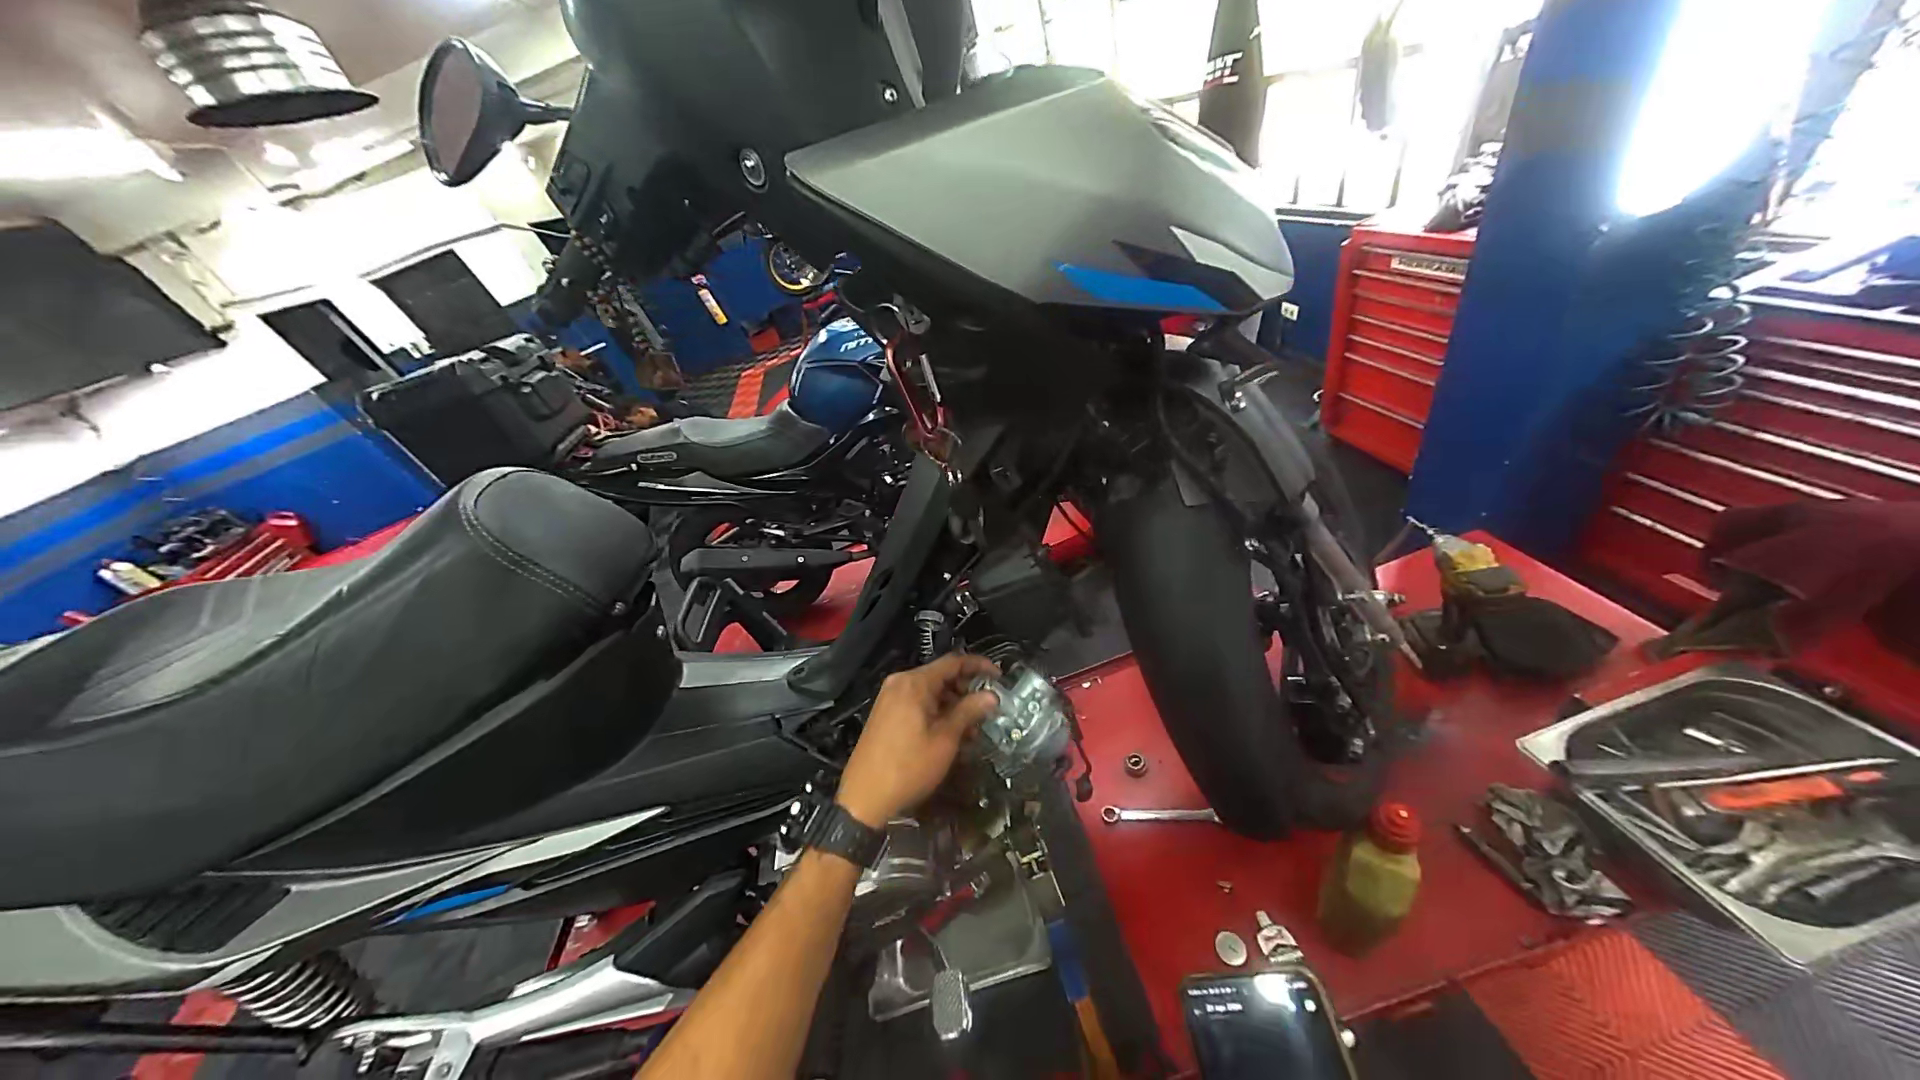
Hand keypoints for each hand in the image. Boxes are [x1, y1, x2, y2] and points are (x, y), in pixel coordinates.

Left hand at [836, 653, 1000, 826]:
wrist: (864, 798)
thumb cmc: (908, 767)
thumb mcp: (945, 740)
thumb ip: (969, 712)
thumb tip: (991, 696)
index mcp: (914, 683)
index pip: (953, 662)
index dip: (979, 666)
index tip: (999, 677)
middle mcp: (900, 683)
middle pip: (941, 676)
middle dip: (966, 690)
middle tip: (986, 710)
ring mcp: (890, 698)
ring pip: (930, 692)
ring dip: (953, 705)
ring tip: (971, 730)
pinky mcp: (886, 714)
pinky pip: (917, 703)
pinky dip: (936, 713)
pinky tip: (949, 734)